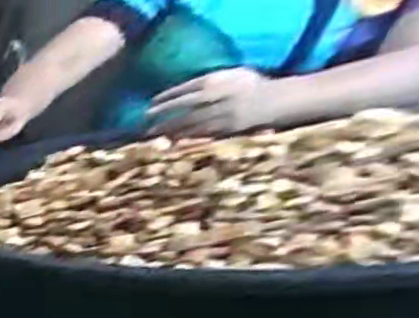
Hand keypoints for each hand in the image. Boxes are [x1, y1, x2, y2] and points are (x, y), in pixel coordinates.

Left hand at [146, 68, 279, 135]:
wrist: (273, 101)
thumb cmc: (245, 88)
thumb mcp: (231, 77)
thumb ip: (208, 82)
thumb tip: (176, 94)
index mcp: (227, 79)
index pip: (192, 85)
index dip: (170, 94)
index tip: (152, 101)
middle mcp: (226, 95)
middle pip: (189, 103)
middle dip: (166, 110)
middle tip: (146, 116)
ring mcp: (226, 112)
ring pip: (191, 121)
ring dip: (169, 127)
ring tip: (151, 131)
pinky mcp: (227, 128)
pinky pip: (198, 133)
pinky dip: (181, 136)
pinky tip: (168, 139)